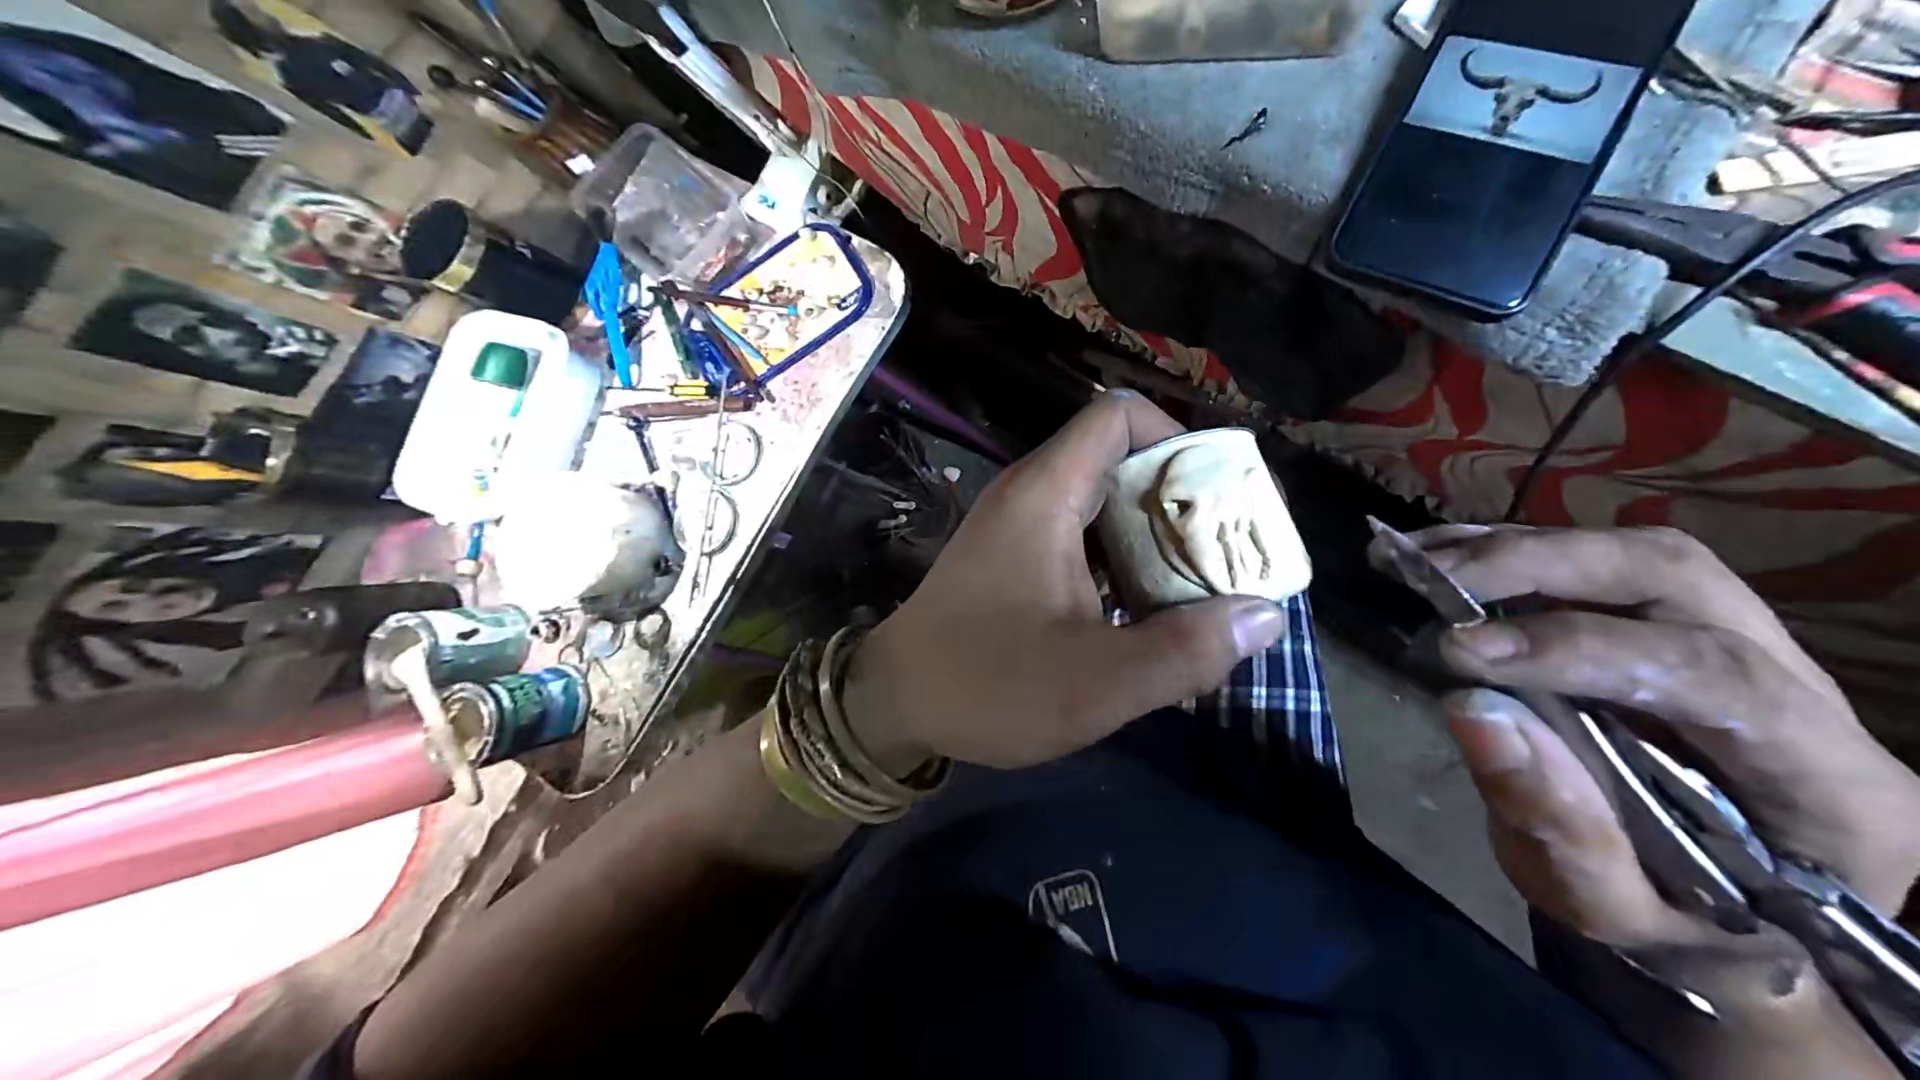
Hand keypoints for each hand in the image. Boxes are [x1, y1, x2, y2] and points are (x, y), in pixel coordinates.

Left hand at [842, 392, 1289, 771]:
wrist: (891, 704)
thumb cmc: (987, 686)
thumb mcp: (1097, 681)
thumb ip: (1185, 650)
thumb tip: (1265, 615)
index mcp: (1046, 494)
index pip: (1120, 416)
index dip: (1181, 440)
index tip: (1225, 498)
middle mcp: (1030, 494)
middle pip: (1121, 460)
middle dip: (1183, 501)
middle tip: (1229, 555)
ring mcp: (1018, 527)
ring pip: (1103, 504)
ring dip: (1155, 538)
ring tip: (1201, 589)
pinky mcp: (1013, 560)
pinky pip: (1081, 538)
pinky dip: (1122, 562)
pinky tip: (1147, 611)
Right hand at [1388, 524, 1919, 946]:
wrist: (1706, 905)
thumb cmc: (1670, 919)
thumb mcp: (1612, 907)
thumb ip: (1560, 828)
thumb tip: (1470, 707)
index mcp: (1826, 779)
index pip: (1717, 676)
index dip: (1580, 649)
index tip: (1461, 652)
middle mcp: (1794, 682)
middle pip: (1674, 577)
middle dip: (1538, 566)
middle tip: (1432, 580)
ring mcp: (1730, 636)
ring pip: (1628, 553)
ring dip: (1509, 548)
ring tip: (1413, 558)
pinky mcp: (1659, 621)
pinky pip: (1586, 560)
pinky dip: (1501, 549)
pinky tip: (1435, 556)